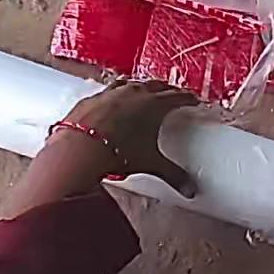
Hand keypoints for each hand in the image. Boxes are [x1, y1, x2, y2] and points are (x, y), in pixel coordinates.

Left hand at [62, 80, 199, 196]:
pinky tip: (113, 101)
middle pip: (156, 85)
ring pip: (132, 83)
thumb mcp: (150, 164)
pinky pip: (109, 91)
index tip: (194, 99)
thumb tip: (190, 190)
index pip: (178, 96)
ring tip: (144, 93)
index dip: (188, 98)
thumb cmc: (118, 152)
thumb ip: (172, 176)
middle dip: (166, 90)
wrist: (79, 148)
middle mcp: (134, 93)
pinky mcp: (93, 98)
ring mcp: (111, 93)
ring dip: (141, 87)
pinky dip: (116, 94)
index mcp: (155, 105)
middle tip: (172, 95)